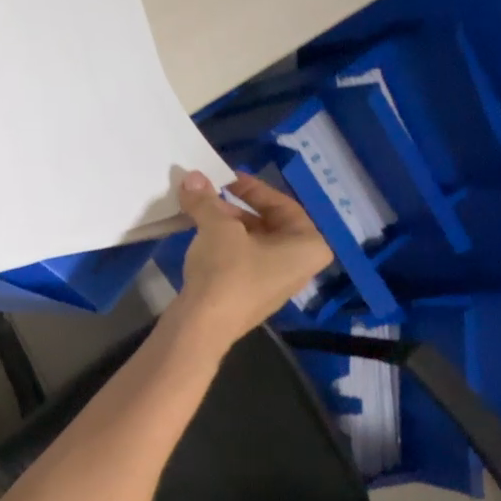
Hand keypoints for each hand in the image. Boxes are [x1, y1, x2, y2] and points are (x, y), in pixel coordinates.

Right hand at [171, 170, 333, 349]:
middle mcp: (300, 263)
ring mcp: (274, 282)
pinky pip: (240, 263)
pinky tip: (200, 246)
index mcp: (309, 244)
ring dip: (225, 229)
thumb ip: (205, 201)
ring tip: (197, 220)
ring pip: (251, 244)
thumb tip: (191, 176)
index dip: (252, 189)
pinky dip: (222, 249)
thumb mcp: (217, 229)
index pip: (283, 206)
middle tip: (205, 200)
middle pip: (267, 225)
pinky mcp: (248, 296)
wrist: (203, 324)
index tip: (226, 180)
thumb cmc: (227, 272)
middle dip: (234, 211)